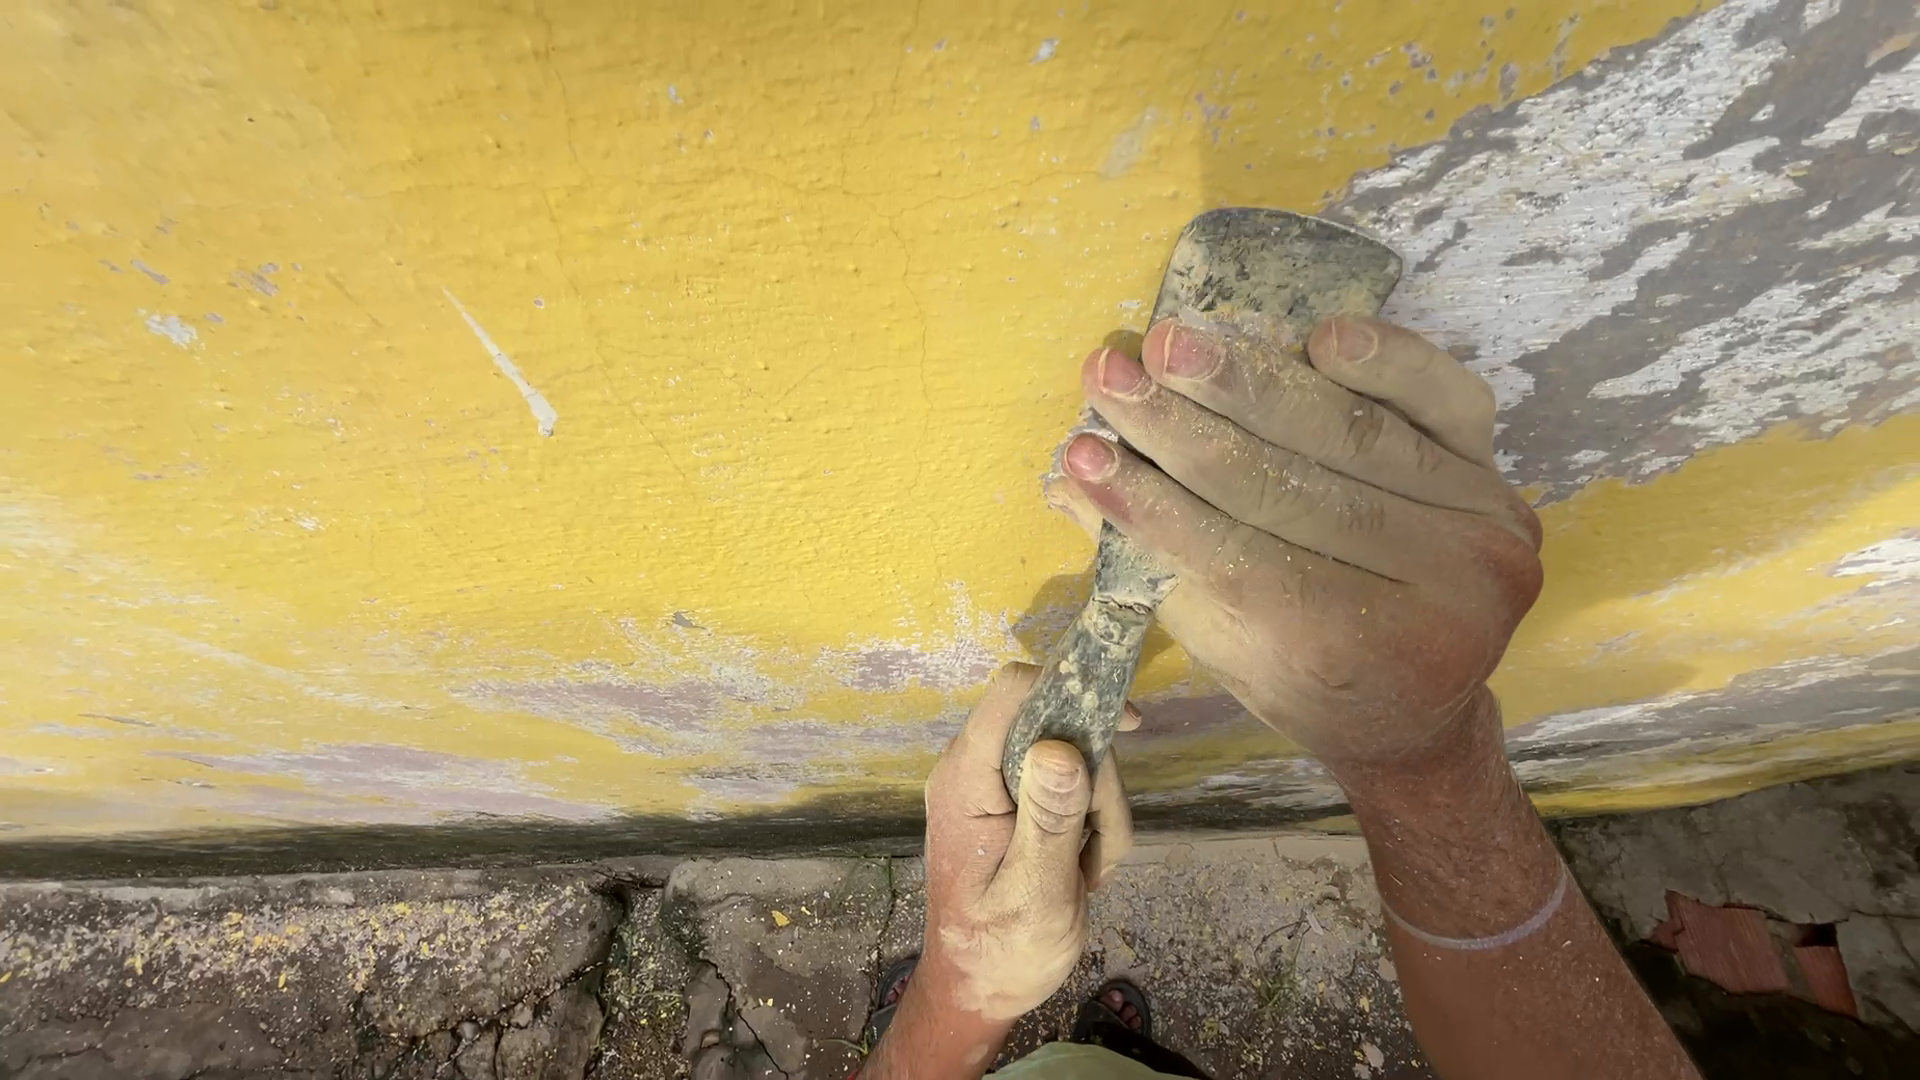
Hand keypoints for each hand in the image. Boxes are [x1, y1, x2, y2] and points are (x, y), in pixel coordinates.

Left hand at [917, 663, 1132, 1023]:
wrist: (978, 987)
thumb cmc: (1001, 951)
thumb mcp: (1037, 894)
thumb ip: (1048, 819)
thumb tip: (1060, 747)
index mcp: (966, 777)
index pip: (1013, 691)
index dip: (1069, 689)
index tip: (1125, 725)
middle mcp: (975, 764)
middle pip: (1057, 724)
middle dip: (1095, 781)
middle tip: (1099, 845)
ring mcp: (994, 779)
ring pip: (1075, 756)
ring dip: (1098, 811)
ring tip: (1085, 870)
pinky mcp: (1014, 796)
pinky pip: (1071, 783)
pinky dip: (1091, 822)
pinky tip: (1080, 866)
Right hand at [1046, 316, 1541, 772]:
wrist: (1415, 709)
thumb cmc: (1297, 684)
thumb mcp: (1214, 642)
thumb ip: (1147, 558)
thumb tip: (1066, 483)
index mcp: (1342, 654)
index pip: (1227, 554)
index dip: (1147, 500)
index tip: (1081, 451)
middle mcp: (1429, 593)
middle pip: (1282, 487)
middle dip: (1181, 427)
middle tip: (1111, 374)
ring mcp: (1478, 530)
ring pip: (1348, 436)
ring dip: (1249, 382)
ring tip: (1171, 343)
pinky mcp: (1500, 480)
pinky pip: (1448, 400)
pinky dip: (1388, 361)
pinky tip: (1320, 335)